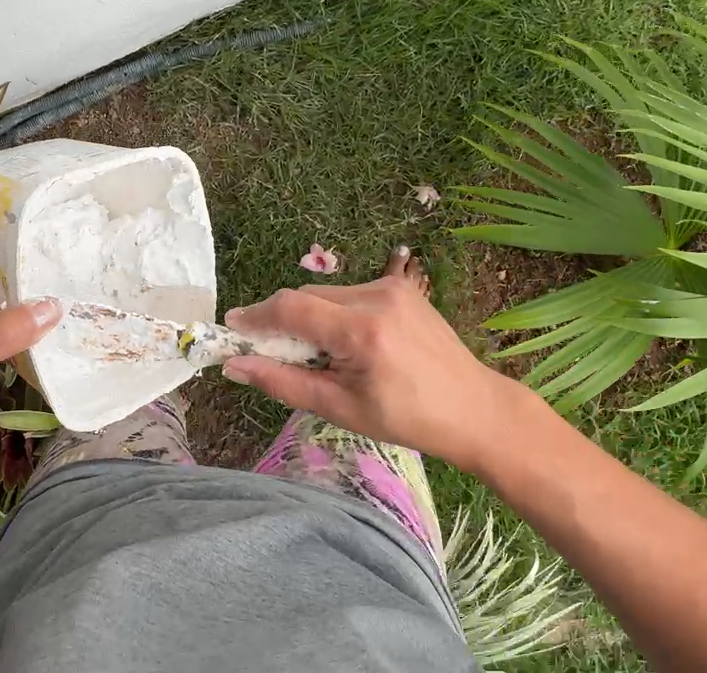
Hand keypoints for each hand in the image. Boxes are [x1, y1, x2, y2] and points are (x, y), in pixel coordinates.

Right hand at [222, 274, 531, 471]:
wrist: (476, 409)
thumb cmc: (408, 420)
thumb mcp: (341, 409)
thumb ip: (283, 383)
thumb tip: (234, 366)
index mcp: (364, 331)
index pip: (292, 308)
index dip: (255, 316)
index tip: (231, 329)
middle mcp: (377, 296)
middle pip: (306, 298)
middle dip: (283, 322)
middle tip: (275, 355)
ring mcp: (393, 286)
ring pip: (326, 294)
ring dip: (310, 318)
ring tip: (321, 356)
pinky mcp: (402, 286)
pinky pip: (349, 294)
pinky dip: (335, 314)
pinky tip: (348, 344)